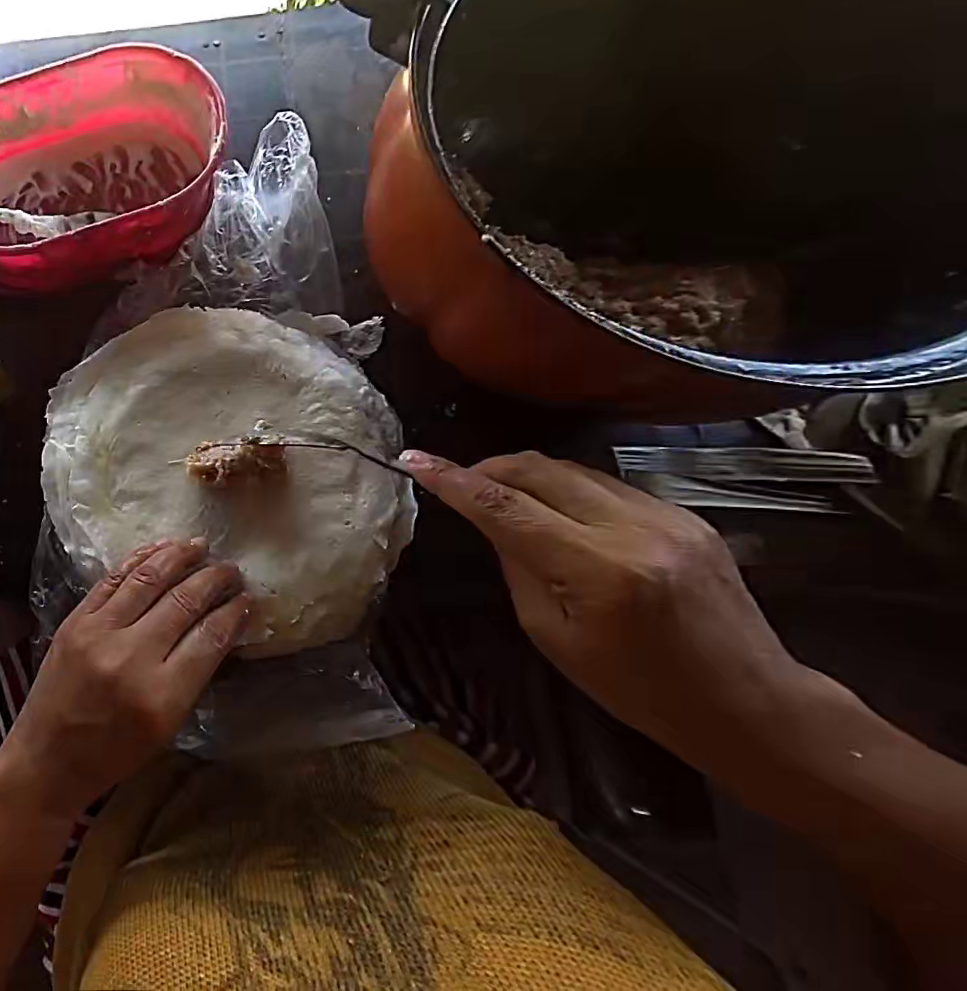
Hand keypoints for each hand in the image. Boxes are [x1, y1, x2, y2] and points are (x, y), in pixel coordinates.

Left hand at [0, 540, 255, 818]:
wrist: (47, 756)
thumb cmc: (112, 753)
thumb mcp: (166, 726)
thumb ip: (191, 676)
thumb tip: (218, 628)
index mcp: (160, 696)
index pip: (209, 639)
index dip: (233, 614)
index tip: (248, 599)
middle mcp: (130, 657)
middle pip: (182, 603)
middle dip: (213, 580)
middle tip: (231, 569)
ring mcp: (97, 633)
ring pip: (147, 581)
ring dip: (177, 557)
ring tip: (199, 545)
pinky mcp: (74, 621)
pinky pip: (112, 581)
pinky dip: (138, 560)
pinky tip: (158, 549)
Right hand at [399, 450, 804, 757]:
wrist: (749, 702)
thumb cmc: (634, 686)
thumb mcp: (551, 632)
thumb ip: (518, 566)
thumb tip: (492, 521)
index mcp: (599, 570)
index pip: (505, 507)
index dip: (452, 479)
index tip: (413, 460)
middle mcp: (636, 530)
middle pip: (539, 469)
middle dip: (486, 467)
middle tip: (453, 479)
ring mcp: (669, 517)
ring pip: (571, 468)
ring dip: (523, 474)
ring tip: (496, 495)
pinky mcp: (686, 515)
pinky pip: (604, 483)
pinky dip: (563, 487)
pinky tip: (551, 510)